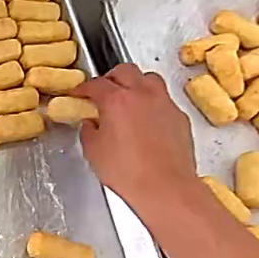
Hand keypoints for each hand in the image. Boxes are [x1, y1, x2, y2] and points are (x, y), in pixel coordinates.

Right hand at [73, 65, 199, 206]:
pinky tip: (145, 119)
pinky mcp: (179, 117)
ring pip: (149, 79)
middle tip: (102, 90)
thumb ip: (88, 131)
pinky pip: (164, 100)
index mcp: (117, 101)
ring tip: (127, 98)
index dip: (83, 87)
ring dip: (135, 84)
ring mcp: (164, 103)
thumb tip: (90, 125)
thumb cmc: (128, 172)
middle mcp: (143, 95)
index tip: (79, 93)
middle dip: (110, 77)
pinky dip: (152, 103)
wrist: (164, 187)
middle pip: (125, 70)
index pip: (96, 84)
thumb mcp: (93, 151)